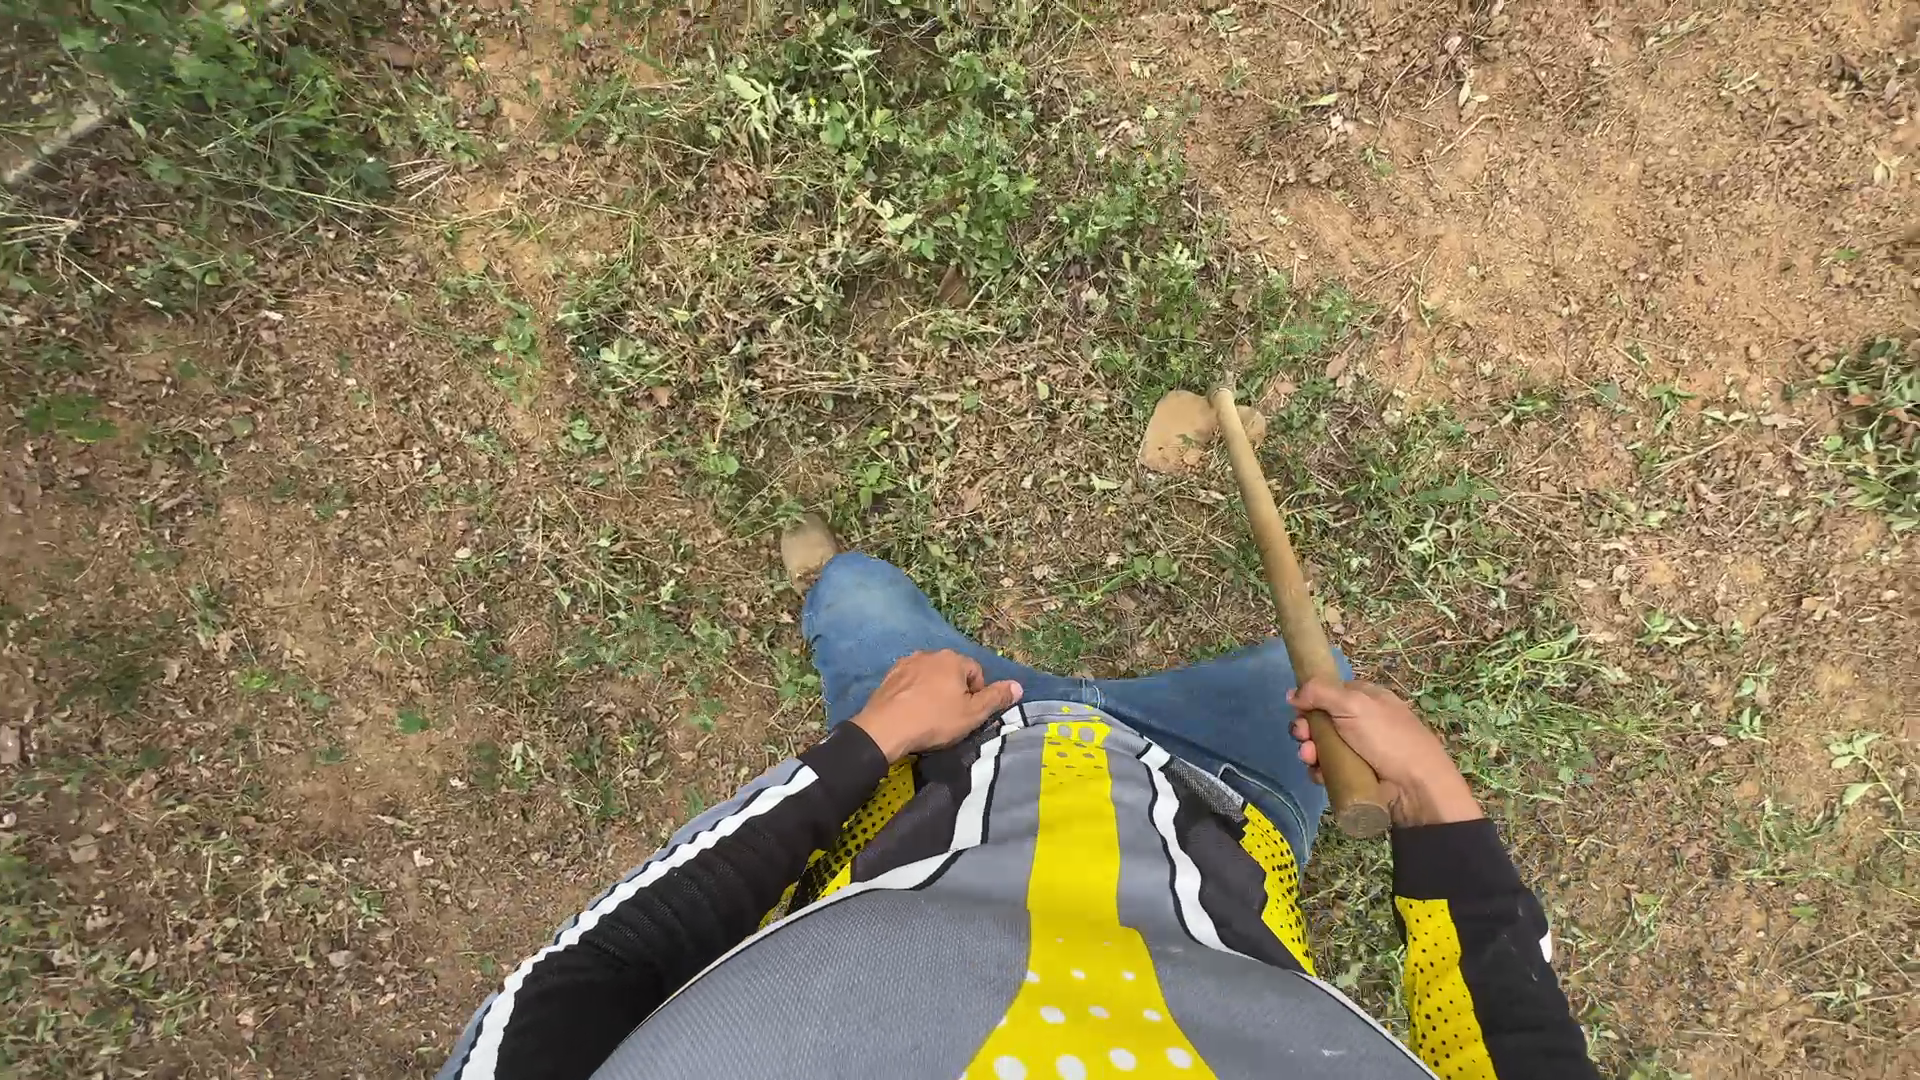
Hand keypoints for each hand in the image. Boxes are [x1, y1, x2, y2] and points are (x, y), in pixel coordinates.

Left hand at [851, 650, 1022, 763]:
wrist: (886, 728)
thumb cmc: (934, 720)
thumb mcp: (972, 714)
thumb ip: (996, 698)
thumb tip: (1018, 686)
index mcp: (953, 659)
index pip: (976, 672)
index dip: (977, 694)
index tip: (969, 714)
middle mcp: (930, 654)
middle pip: (953, 671)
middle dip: (956, 690)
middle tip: (951, 716)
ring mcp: (907, 662)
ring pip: (930, 675)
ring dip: (934, 690)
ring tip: (930, 715)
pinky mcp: (890, 675)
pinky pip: (911, 681)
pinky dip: (915, 692)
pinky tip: (912, 711)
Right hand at [1287, 677, 1482, 828]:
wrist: (1416, 788)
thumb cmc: (1387, 738)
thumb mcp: (1354, 704)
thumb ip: (1319, 692)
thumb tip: (1291, 695)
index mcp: (1365, 698)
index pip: (1328, 692)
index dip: (1310, 700)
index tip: (1299, 710)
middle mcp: (1360, 721)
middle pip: (1319, 720)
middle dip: (1305, 728)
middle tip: (1303, 737)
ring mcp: (1357, 748)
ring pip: (1319, 745)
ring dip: (1308, 750)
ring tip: (1310, 758)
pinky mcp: (1354, 772)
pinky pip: (1326, 767)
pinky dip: (1318, 770)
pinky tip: (1318, 773)